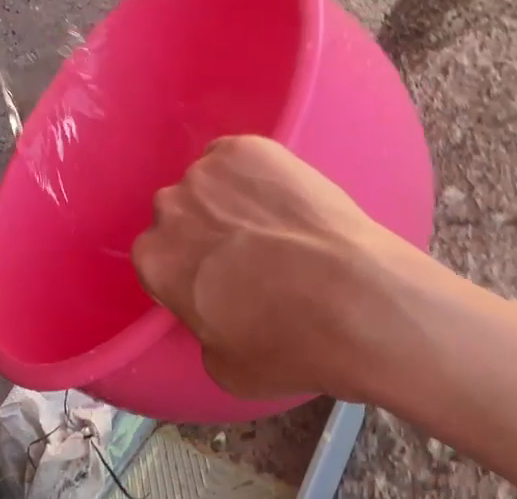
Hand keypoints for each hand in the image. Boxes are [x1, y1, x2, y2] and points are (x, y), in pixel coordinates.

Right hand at [131, 134, 429, 401]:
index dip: (191, 273)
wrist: (362, 301)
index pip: (160, 259)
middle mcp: (168, 208)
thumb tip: (214, 311)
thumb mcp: (229, 370)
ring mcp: (206, 172)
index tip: (220, 286)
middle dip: (206, 232)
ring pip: (211, 184)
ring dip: (232, 201)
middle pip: (180, 215)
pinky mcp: (246, 147)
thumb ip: (201, 330)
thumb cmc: (293, 344)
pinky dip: (258, 173)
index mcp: (154, 260)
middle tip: (253, 258)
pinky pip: (240, 157)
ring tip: (282, 228)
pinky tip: (291, 201)